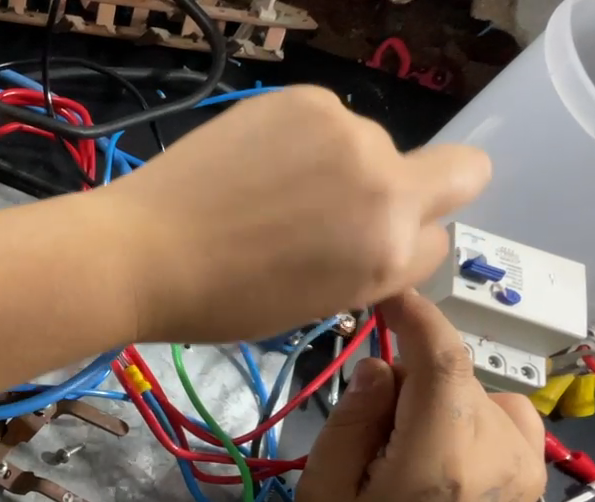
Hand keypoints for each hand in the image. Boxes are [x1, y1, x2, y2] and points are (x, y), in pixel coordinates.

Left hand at [108, 86, 490, 344]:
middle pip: (460, 171)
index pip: (435, 246)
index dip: (394, 250)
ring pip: (370, 146)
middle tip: (348, 205)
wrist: (134, 256)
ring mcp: (349, 135)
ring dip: (333, 166)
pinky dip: (292, 140)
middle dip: (428, 186)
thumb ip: (352, 270)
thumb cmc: (204, 302)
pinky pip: (320, 120)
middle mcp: (386, 189)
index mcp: (385, 257)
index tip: (355, 252)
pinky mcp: (306, 100)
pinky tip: (240, 167)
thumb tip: (366, 244)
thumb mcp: (296, 308)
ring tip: (256, 195)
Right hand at [295, 292, 544, 501]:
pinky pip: (504, 409)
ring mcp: (525, 460)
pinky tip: (440, 444)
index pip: (440, 362)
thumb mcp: (323, 489)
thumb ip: (351, 421)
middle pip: (451, 377)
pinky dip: (467, 409)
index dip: (416, 319)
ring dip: (434, 398)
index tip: (386, 296)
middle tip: (365, 421)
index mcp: (434, 458)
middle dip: (404, 380)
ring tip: (401, 442)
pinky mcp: (534, 468)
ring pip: (476, 391)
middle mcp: (494, 451)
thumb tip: (379, 367)